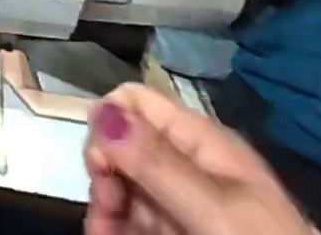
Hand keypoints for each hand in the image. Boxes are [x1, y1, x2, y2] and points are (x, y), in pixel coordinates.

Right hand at [85, 84, 313, 234]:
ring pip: (118, 181)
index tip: (102, 162)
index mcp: (205, 143)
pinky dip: (111, 223)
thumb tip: (100, 110)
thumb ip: (158, 161)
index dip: (108, 122)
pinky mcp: (175, 227)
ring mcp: (181, 200)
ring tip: (104, 233)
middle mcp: (187, 163)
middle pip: (119, 142)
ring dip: (103, 203)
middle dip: (102, 171)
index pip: (136, 100)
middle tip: (108, 207)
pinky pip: (129, 213)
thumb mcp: (220, 214)